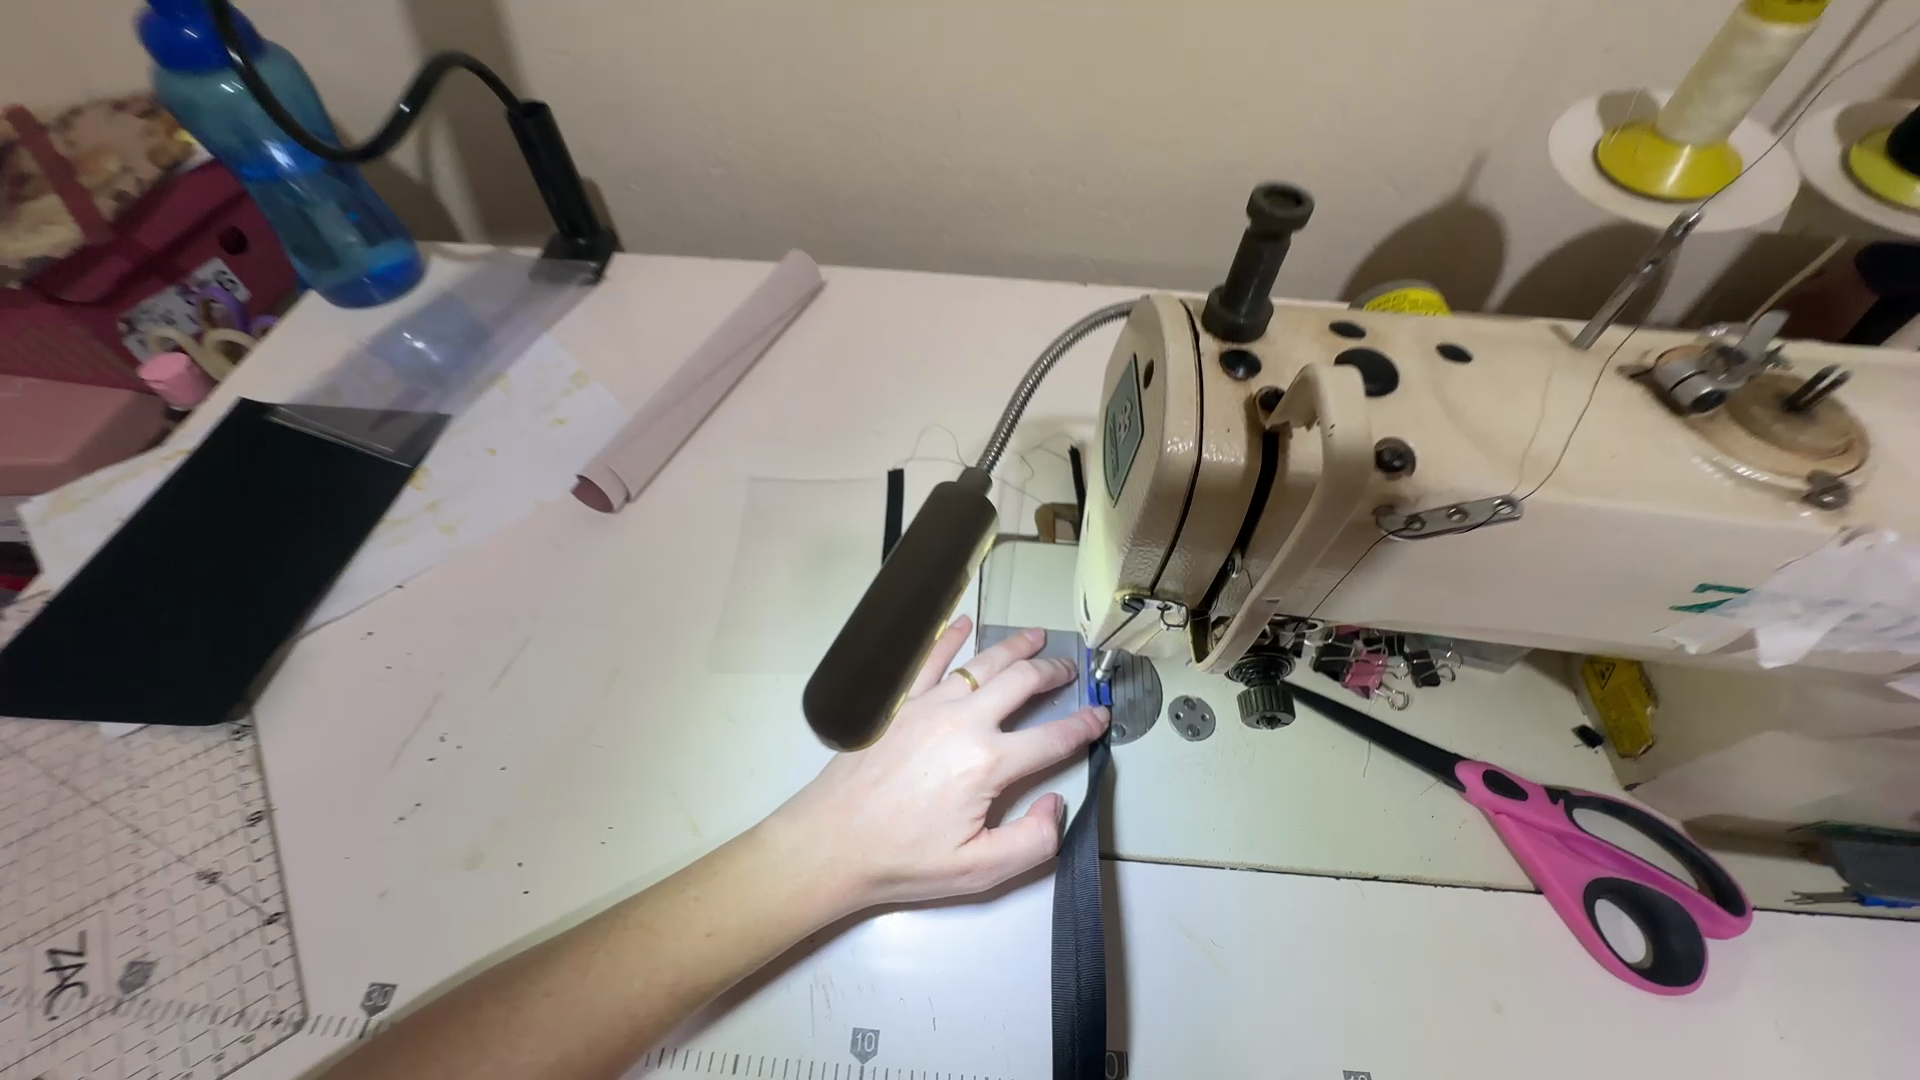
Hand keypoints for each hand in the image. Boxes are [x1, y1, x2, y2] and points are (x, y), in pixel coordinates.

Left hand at [769, 615, 1108, 915]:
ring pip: (981, 663)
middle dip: (1052, 673)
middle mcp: (962, 722)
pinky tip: (963, 623)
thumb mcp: (979, 872)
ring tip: (1035, 637)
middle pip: (1021, 683)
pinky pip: (928, 660)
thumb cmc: (903, 860)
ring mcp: (927, 705)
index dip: (1083, 726)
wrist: (830, 842)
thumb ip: (1033, 842)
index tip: (1100, 716)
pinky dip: (949, 638)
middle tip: (1069, 669)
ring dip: (1013, 647)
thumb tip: (1056, 804)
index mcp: (987, 764)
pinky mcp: (897, 702)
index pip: (1052, 738)